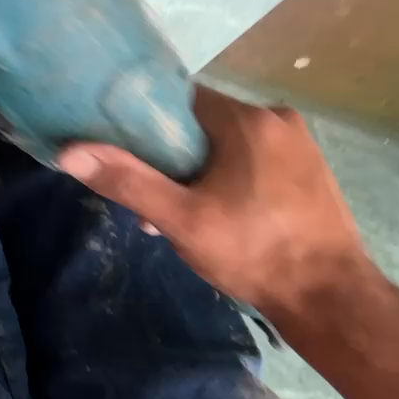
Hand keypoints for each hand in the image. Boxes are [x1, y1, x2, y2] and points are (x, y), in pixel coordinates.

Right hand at [56, 86, 379, 323]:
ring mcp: (298, 146)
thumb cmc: (252, 250)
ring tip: (170, 213)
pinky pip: (246, 160)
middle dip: (164, 156)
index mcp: (249, 121)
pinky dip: (219, 179)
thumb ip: (125, 180)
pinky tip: (206, 214)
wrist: (330, 298)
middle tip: (144, 195)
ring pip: (221, 145)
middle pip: (198, 124)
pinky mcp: (306, 171)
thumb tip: (69, 153)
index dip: (142, 122)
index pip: (178, 100)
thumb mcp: (178, 218)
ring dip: (190, 172)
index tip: (118, 150)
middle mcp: (278, 121)